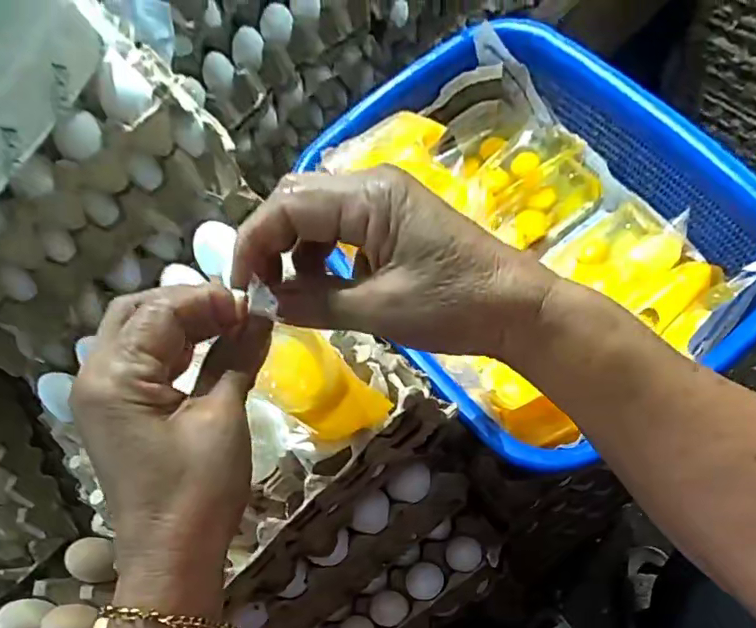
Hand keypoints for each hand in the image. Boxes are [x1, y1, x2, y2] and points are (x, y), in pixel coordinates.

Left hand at [66, 284, 270, 589]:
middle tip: (240, 313)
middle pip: (138, 315)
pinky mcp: (117, 417)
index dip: (207, 299)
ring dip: (183, 327)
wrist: (172, 557)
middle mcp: (95, 377)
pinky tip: (210, 352)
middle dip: (189, 305)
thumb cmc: (197, 492)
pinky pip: (143, 368)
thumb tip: (260, 319)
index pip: (158, 311)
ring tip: (231, 328)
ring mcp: (102, 398)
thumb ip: (235, 359)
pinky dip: (176, 354)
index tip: (254, 303)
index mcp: (113, 375)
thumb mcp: (221, 419)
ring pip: (139, 338)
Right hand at [231, 166, 559, 358]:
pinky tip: (330, 292)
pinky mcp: (395, 226)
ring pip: (318, 218)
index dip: (253, 243)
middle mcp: (372, 187)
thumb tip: (266, 304)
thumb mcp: (378, 310)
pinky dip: (326, 262)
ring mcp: (386, 204)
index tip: (240, 287)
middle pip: (297, 202)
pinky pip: (344, 234)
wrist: (515, 311)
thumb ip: (315, 303)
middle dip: (272, 246)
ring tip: (296, 298)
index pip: (287, 205)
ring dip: (298, 256)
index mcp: (368, 196)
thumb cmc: (454, 307)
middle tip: (262, 291)